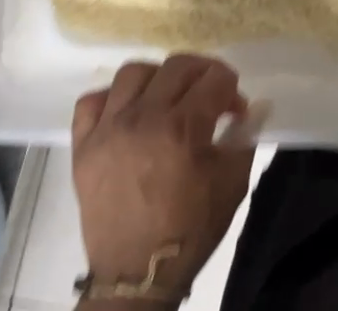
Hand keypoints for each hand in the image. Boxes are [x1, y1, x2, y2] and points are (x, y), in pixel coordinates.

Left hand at [71, 56, 255, 302]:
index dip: (233, 90)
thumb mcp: (233, 181)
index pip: (216, 78)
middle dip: (204, 73)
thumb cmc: (191, 227)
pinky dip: (112, 99)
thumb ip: (246, 137)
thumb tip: (254, 108)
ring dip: (160, 78)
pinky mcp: (83, 147)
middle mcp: (143, 118)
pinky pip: (91, 101)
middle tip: (211, 96)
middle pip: (178, 65)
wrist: (138, 271)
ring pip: (134, 73)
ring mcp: (108, 130)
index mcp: (183, 127)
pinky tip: (128, 112)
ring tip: (169, 98)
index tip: (236, 111)